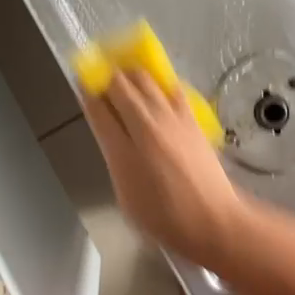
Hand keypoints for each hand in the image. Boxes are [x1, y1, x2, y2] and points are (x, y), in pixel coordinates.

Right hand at [82, 71, 247, 264]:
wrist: (212, 219)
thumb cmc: (164, 218)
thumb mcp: (126, 196)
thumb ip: (116, 159)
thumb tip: (112, 135)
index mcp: (122, 151)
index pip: (98, 109)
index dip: (87, 92)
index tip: (82, 83)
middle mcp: (145, 127)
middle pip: (120, 86)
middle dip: (108, 78)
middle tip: (103, 80)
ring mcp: (171, 118)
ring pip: (145, 79)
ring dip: (131, 75)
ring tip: (127, 79)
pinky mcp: (191, 117)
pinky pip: (171, 87)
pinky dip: (159, 83)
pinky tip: (157, 88)